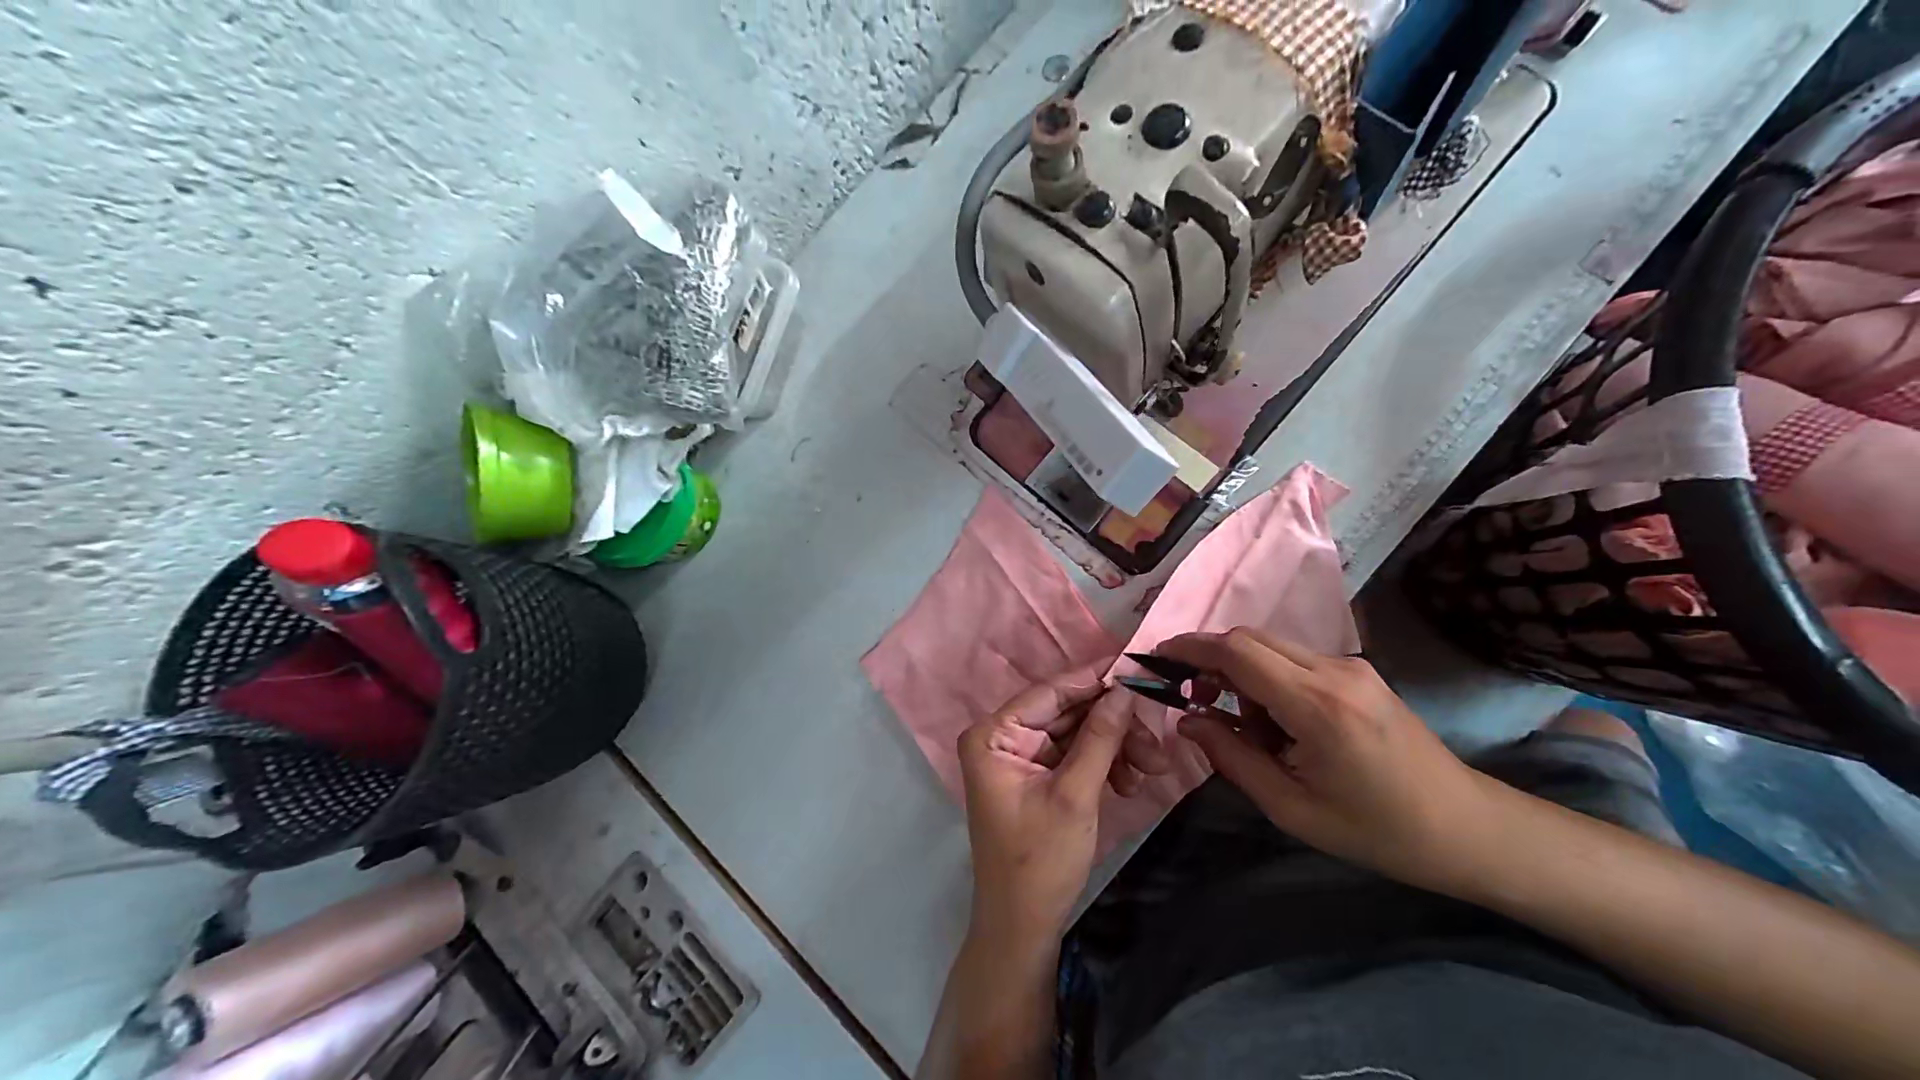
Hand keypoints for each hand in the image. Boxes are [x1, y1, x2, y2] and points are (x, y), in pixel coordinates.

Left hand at [957, 663, 1144, 943]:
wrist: (1024, 925)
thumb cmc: (1040, 861)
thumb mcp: (1075, 795)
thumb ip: (1100, 738)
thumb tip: (1124, 689)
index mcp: (994, 734)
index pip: (1050, 691)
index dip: (1095, 679)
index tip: (1139, 668)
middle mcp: (1003, 737)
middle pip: (1068, 711)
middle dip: (1114, 724)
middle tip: (1156, 740)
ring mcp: (1021, 756)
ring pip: (1078, 732)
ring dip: (1116, 747)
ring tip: (1150, 770)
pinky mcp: (1039, 776)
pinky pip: (1077, 754)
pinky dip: (1106, 764)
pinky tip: (1131, 783)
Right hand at [1159, 628, 1501, 894]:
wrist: (1468, 829)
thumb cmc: (1377, 830)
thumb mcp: (1292, 808)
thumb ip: (1231, 758)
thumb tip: (1188, 720)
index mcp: (1317, 705)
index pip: (1237, 651)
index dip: (1190, 648)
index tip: (1157, 657)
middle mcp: (1335, 671)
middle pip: (1249, 639)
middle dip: (1210, 660)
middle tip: (1191, 698)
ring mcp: (1351, 668)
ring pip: (1270, 647)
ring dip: (1241, 674)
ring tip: (1243, 728)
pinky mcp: (1358, 674)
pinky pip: (1294, 660)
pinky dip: (1267, 680)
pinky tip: (1275, 724)